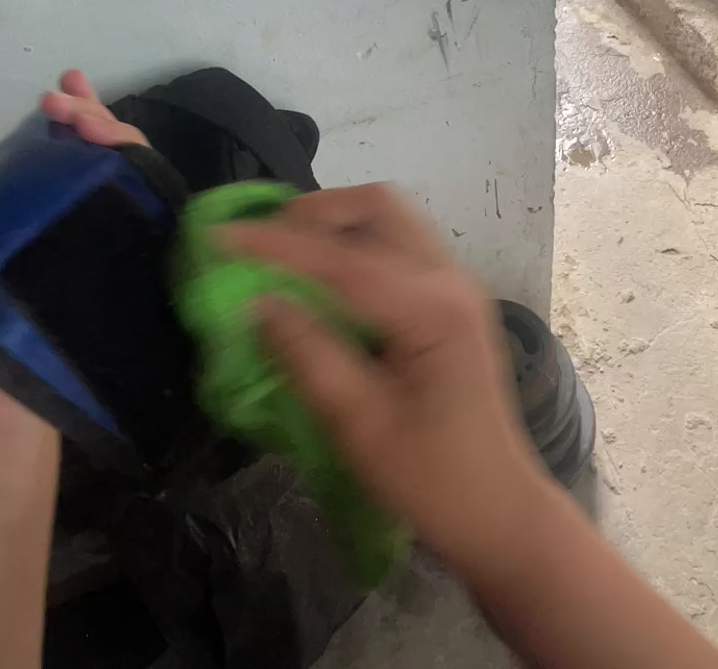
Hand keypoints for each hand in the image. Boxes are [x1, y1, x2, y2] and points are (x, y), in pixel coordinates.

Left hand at [0, 68, 144, 404]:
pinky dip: (139, 166)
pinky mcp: (119, 258)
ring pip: (121, 172)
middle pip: (92, 157)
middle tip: (69, 98)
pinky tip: (122, 144)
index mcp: (16, 223)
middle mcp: (61, 227)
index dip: (58, 124)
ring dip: (112, 131)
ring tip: (88, 114)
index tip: (54, 93)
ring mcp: (94, 241)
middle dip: (89, 114)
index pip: (46, 161)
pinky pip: (140, 206)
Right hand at [221, 184, 555, 576]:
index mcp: (431, 309)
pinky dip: (357, 242)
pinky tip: (326, 276)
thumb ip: (306, 353)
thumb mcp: (358, 425)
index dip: (273, 243)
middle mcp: (451, 278)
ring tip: (285, 253)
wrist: (500, 509)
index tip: (217, 234)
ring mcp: (458, 283)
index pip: (341, 259)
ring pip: (391, 218)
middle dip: (313, 213)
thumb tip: (257, 301)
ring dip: (335, 223)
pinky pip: (400, 243)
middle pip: (378, 207)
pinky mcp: (453, 297)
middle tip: (261, 242)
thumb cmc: (431, 479)